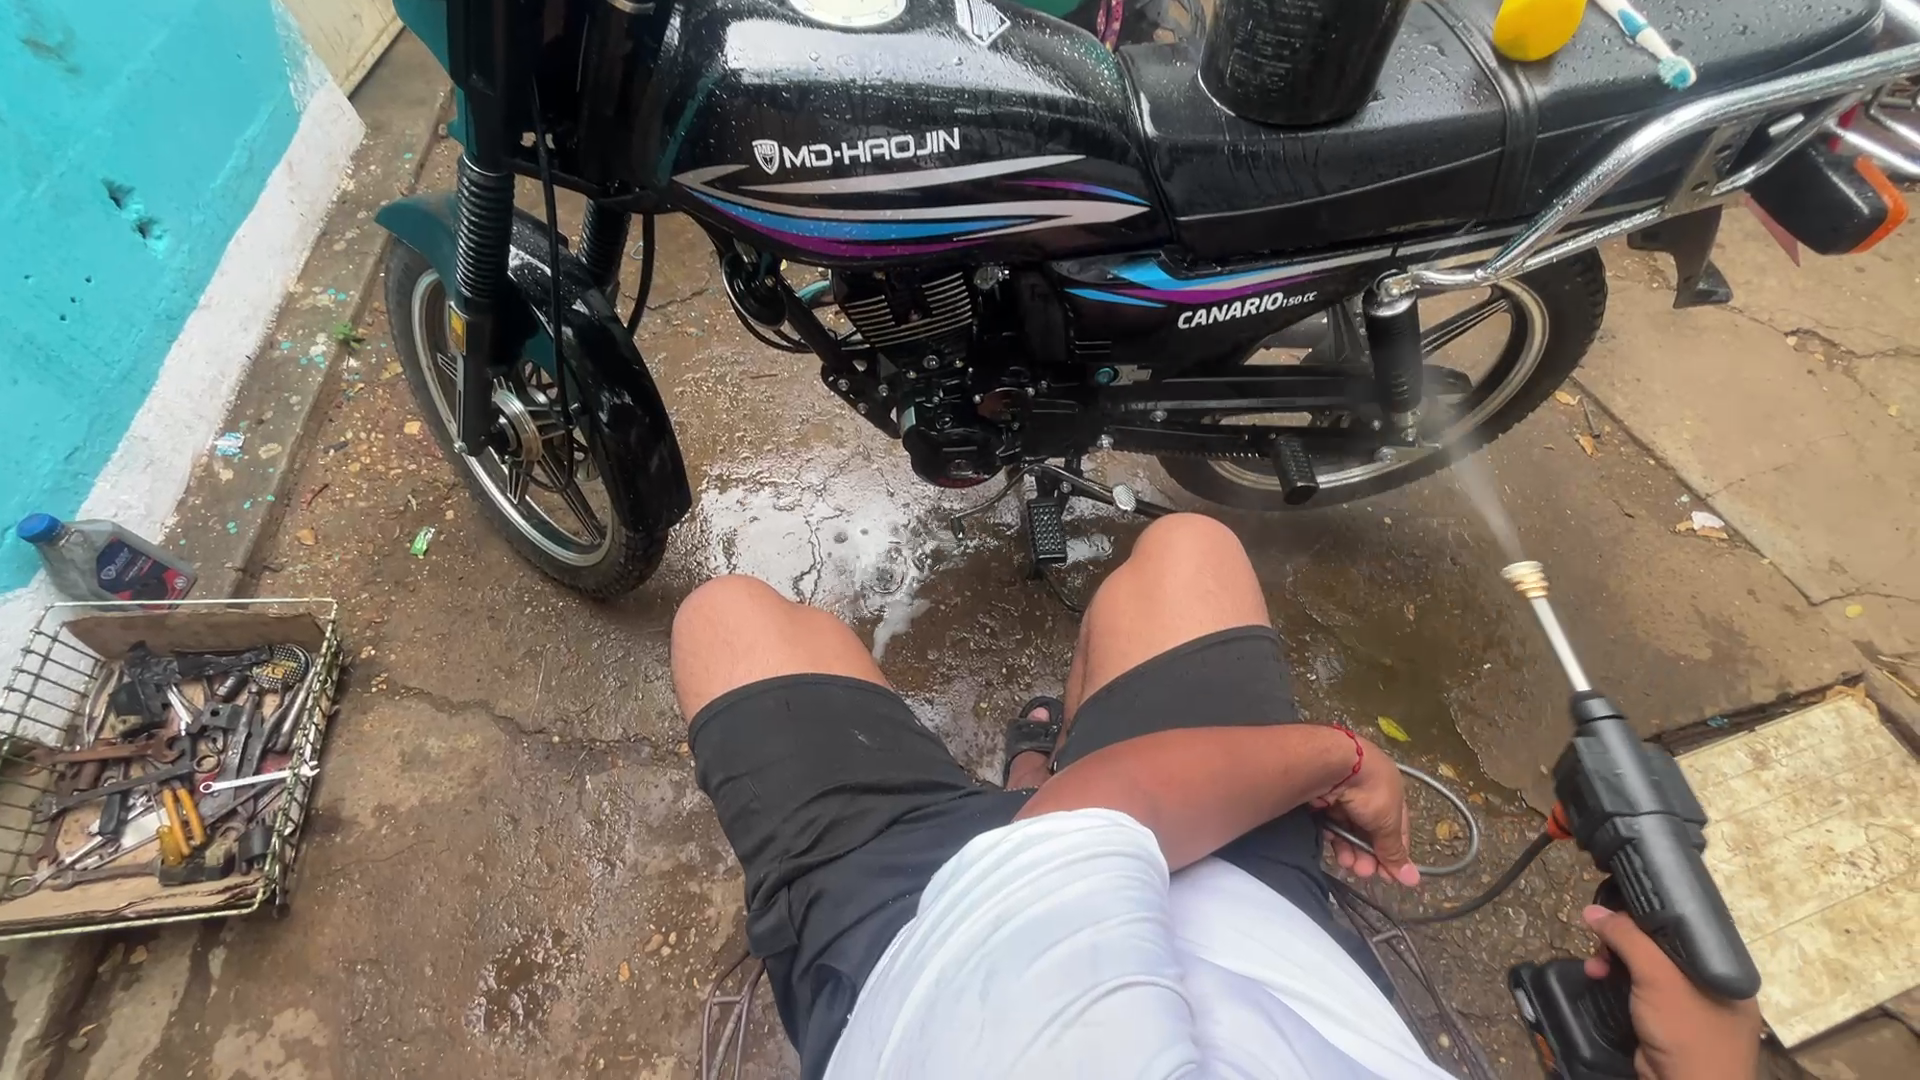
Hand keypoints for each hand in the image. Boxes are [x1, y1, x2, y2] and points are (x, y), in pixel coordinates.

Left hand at [1315, 732, 1418, 885]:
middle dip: (1367, 854)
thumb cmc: (1370, 790)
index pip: (1397, 828)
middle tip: (1362, 873)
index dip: (1394, 853)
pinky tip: (1332, 843)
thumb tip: (1412, 880)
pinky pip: (1329, 819)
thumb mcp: (1387, 823)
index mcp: (1391, 791)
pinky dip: (1332, 833)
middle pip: (1370, 830)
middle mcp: (1367, 789)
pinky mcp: (1321, 793)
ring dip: (1349, 848)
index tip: (1389, 877)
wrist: (1331, 761)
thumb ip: (1394, 850)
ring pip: (1348, 826)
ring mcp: (1342, 791)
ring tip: (1347, 864)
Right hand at [1582, 905, 1761, 1079]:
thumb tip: (1592, 909)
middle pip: (1657, 946)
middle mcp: (1711, 985)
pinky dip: (1616, 980)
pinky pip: (1639, 986)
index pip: (1682, 930)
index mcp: (1725, 973)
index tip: (1614, 917)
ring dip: (1612, 960)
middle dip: (1620, 942)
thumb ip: (1627, 939)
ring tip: (1594, 969)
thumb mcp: (1657, 978)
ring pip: (1643, 965)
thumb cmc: (1687, 1033)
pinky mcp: (1668, 1019)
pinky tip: (1599, 980)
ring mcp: (1690, 1005)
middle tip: (1599, 947)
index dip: (1645, 918)